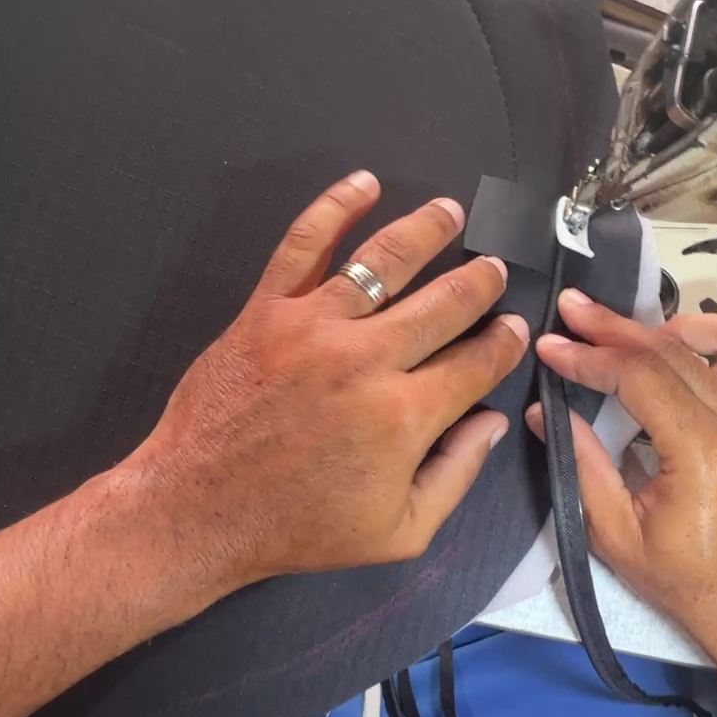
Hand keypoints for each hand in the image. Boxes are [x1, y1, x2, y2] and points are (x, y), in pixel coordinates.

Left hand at [120, 170, 528, 596]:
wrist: (201, 510)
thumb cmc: (301, 529)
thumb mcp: (400, 532)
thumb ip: (455, 475)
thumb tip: (492, 421)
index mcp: (405, 416)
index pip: (476, 362)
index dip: (504, 343)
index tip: (514, 329)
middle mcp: (367, 360)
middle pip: (443, 302)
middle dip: (480, 282)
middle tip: (495, 269)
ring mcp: (314, 327)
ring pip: (384, 260)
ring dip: (426, 230)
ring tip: (450, 212)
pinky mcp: (267, 311)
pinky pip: (303, 244)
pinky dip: (334, 206)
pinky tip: (362, 184)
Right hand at [526, 289, 716, 679]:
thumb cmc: (690, 586)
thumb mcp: (618, 535)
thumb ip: (582, 465)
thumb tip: (546, 412)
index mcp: (703, 452)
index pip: (639, 376)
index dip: (588, 356)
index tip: (551, 344)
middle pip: (674, 350)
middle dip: (615, 327)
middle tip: (574, 311)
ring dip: (679, 328)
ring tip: (637, 336)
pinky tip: (694, 361)